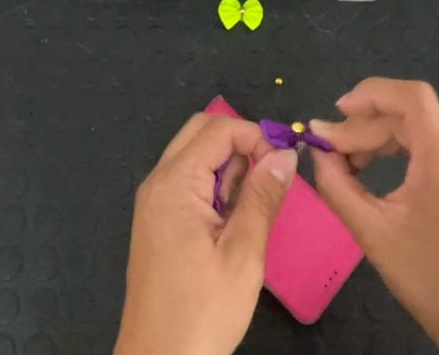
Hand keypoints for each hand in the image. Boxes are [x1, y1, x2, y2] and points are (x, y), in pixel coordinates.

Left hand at [116, 113, 298, 354]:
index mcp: (174, 182)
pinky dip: (213, 185)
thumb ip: (262, 197)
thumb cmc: (203, 311)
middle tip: (269, 181)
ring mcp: (154, 200)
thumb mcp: (243, 254)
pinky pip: (187, 180)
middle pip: (202, 132)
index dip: (256, 136)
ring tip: (250, 209)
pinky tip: (231, 220)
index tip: (284, 165)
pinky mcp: (157, 219)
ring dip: (228, 166)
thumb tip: (284, 153)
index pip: (218, 128)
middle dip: (241, 144)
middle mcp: (158, 181)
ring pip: (195, 155)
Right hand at [309, 79, 438, 354]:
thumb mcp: (372, 233)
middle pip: (411, 115)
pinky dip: (404, 149)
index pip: (413, 98)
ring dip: (383, 137)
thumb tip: (317, 150)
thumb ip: (337, 185)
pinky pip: (437, 145)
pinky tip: (380, 167)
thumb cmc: (431, 283)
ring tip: (349, 161)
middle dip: (366, 127)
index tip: (337, 113)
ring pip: (423, 128)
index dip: (371, 93)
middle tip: (329, 149)